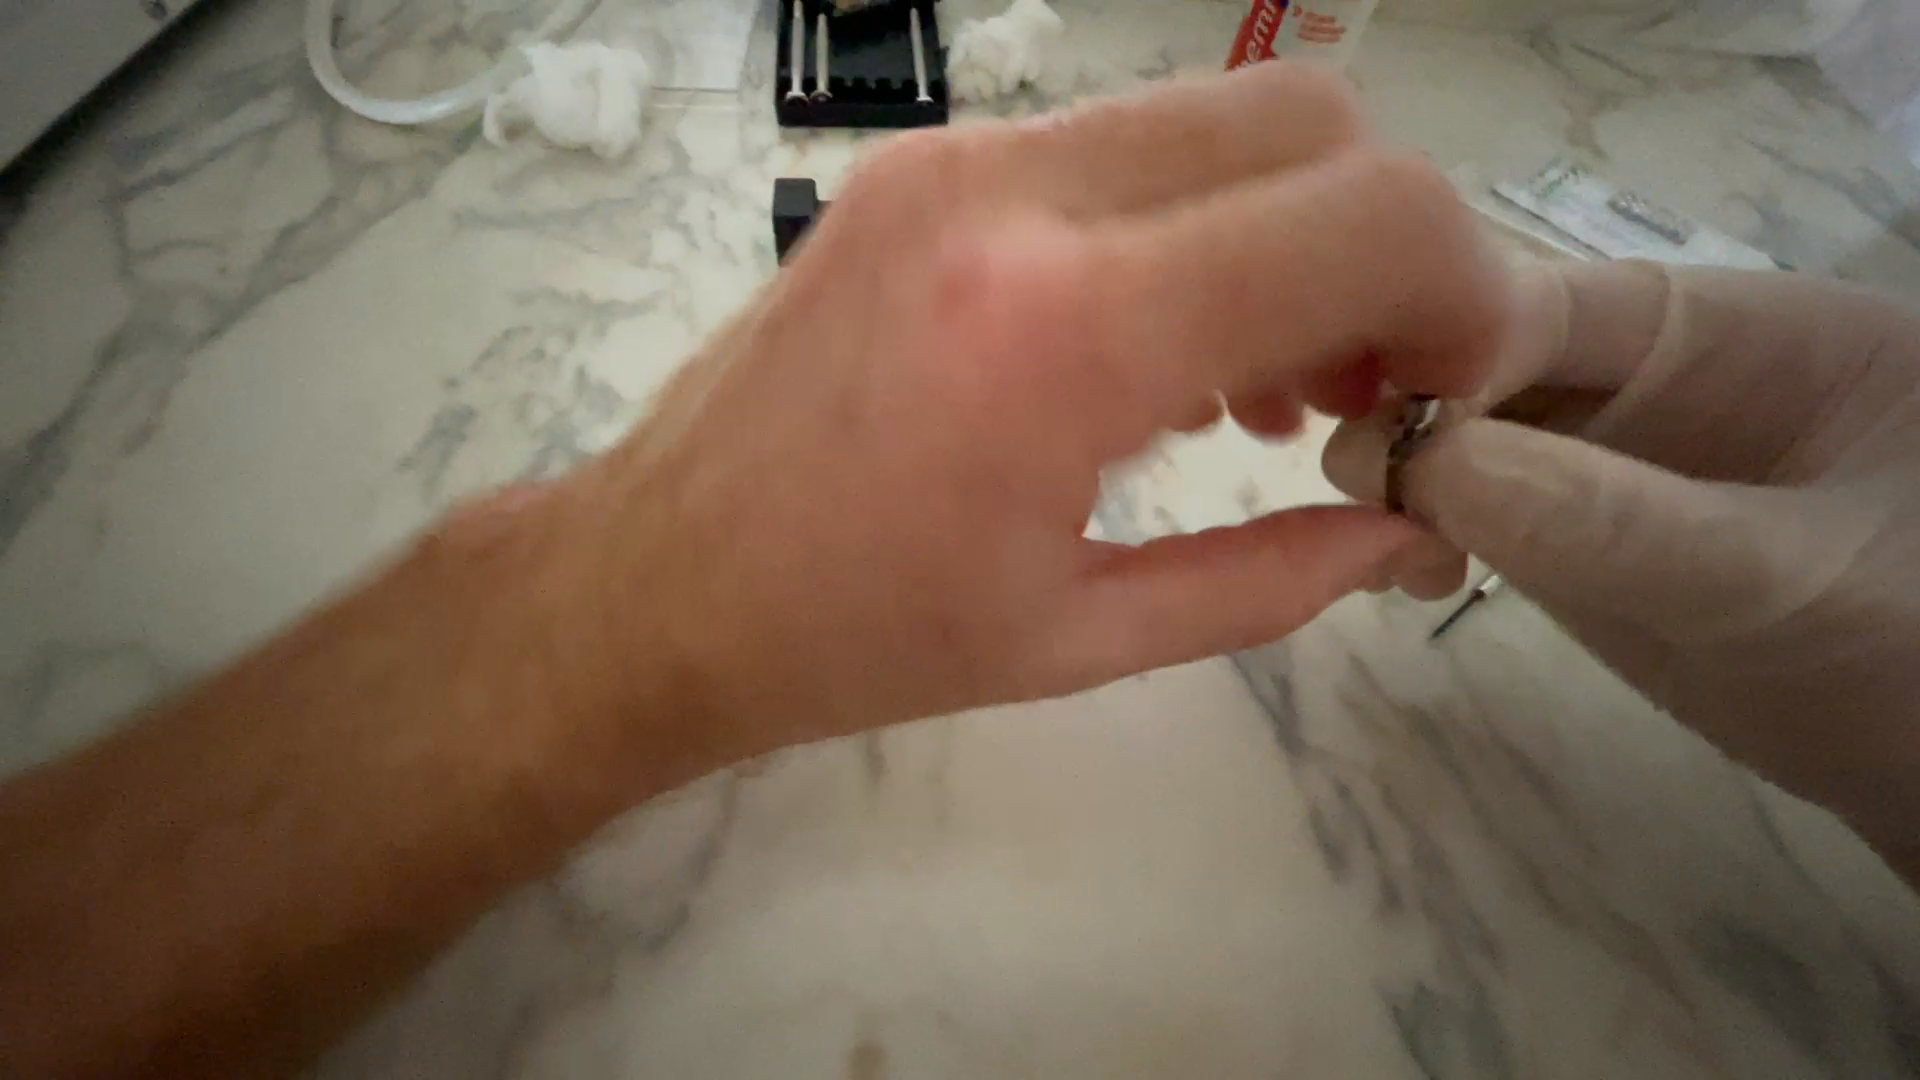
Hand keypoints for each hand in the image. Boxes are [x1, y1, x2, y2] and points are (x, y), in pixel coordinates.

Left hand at [567, 62, 1512, 762]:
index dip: (1463, 295)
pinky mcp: (908, 174)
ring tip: (1255, 385)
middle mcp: (1012, 200)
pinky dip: (1180, 225)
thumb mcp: (1076, 639)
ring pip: (1209, 122)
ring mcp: (948, 164)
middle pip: (1307, 122)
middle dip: (1378, 248)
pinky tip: (1153, 344)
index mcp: (1067, 333)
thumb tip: (1397, 531)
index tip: (1447, 388)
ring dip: (1280, 230)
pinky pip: (1108, 153)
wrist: (659, 587)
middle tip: (1350, 387)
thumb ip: (1266, 580)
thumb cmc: (852, 639)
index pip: (1367, 219)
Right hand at [1322, 260, 1919, 863]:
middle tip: (1373, 519)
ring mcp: (1578, 450)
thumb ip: (1597, 516)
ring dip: (1392, 487)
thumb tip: (1404, 463)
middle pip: (1457, 362)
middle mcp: (1627, 373)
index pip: (1528, 306)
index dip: (1434, 359)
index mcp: (1715, 328)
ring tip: (1402, 565)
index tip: (1371, 447)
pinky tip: (1414, 575)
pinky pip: (1442, 497)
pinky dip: (1405, 528)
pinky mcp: (1543, 518)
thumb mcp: (1778, 578)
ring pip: (1433, 432)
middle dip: (1397, 429)